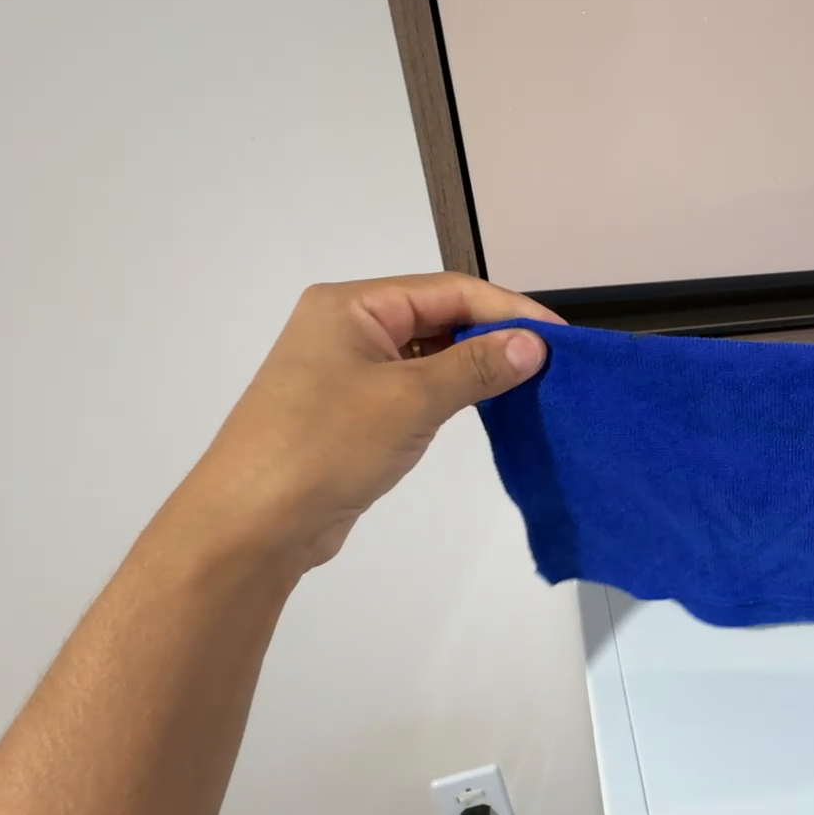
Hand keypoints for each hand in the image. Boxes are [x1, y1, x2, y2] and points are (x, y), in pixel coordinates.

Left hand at [165, 272, 562, 568]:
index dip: (509, 310)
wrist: (254, 524)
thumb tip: (537, 344)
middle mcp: (351, 327)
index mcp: (353, 306)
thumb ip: (477, 366)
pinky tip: (488, 404)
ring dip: (479, 363)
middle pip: (441, 316)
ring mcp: (351, 369)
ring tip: (530, 381)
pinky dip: (457, 390)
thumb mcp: (410, 399)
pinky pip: (420, 384)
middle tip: (550, 361)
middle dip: (497, 334)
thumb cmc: (326, 446)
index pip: (449, 290)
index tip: (559, 337)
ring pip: (433, 352)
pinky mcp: (357, 408)